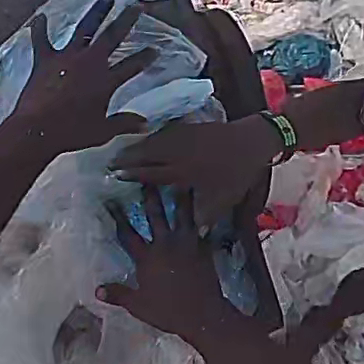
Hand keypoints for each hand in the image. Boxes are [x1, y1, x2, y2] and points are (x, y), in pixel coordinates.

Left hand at [0, 0, 158, 156]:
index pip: (131, 66)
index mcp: (106, 81)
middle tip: (136, 5)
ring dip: (97, 12)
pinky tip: (40, 17)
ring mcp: (67, 58)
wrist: (38, 130)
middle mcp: (89, 63)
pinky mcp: (45, 60)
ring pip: (85, 28)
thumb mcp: (102, 131)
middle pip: (112, 36)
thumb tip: (145, 124)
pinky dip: (40, 28)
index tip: (155, 49)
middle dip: (126, 20)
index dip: (145, 58)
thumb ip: (124, 123)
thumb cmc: (72, 133)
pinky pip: (42, 40)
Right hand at [99, 185, 262, 346]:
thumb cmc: (168, 312)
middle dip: (149, 196)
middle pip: (155, 215)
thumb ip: (119, 294)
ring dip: (181, 197)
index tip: (110, 201)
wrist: (204, 315)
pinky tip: (207, 209)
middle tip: (146, 178)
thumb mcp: (138, 306)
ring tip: (182, 181)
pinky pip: (204, 228)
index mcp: (147, 257)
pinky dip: (205, 218)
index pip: (127, 233)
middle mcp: (165, 244)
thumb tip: (97, 290)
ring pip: (183, 215)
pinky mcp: (204, 249)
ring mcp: (187, 244)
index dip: (117, 216)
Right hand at [110, 115, 282, 226]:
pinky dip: (151, 136)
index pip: (151, 173)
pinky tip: (147, 138)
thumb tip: (198, 234)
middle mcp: (178, 153)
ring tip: (123, 150)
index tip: (116, 175)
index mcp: (183, 172)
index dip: (133, 174)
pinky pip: (163, 133)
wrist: (252, 141)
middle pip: (146, 154)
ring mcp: (182, 138)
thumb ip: (207, 216)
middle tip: (110, 161)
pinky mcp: (189, 128)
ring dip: (136, 146)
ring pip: (153, 142)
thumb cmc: (237, 173)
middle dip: (127, 157)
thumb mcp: (223, 199)